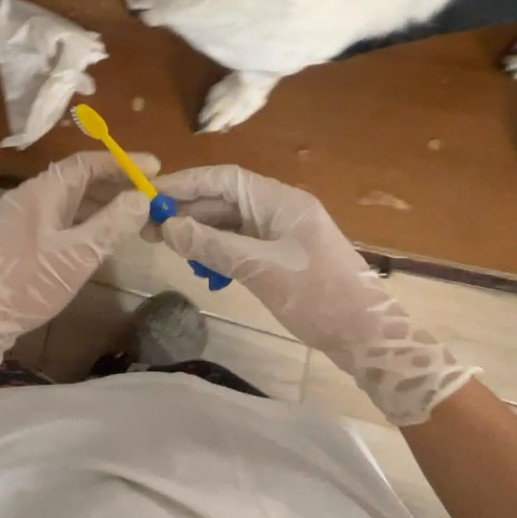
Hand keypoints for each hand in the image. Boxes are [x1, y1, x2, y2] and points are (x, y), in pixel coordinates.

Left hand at [0, 151, 154, 402]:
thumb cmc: (26, 284)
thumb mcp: (75, 257)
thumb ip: (110, 225)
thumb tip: (141, 197)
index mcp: (41, 192)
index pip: (85, 163)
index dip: (121, 162)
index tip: (154, 167)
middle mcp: (29, 196)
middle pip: (76, 178)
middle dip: (114, 182)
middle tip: (150, 192)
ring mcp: (20, 217)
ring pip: (67, 198)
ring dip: (100, 201)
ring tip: (133, 213)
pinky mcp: (17, 237)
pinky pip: (58, 215)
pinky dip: (84, 217)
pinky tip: (99, 234)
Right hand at [154, 166, 477, 424]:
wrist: (370, 339)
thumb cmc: (318, 296)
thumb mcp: (259, 269)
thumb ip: (211, 245)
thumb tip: (166, 226)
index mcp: (280, 201)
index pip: (223, 178)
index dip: (185, 183)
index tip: (149, 193)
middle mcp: (279, 209)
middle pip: (223, 199)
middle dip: (186, 210)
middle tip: (146, 226)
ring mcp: (281, 233)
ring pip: (229, 222)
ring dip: (198, 231)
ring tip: (164, 244)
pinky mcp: (282, 255)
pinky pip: (240, 242)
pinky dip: (216, 249)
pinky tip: (198, 263)